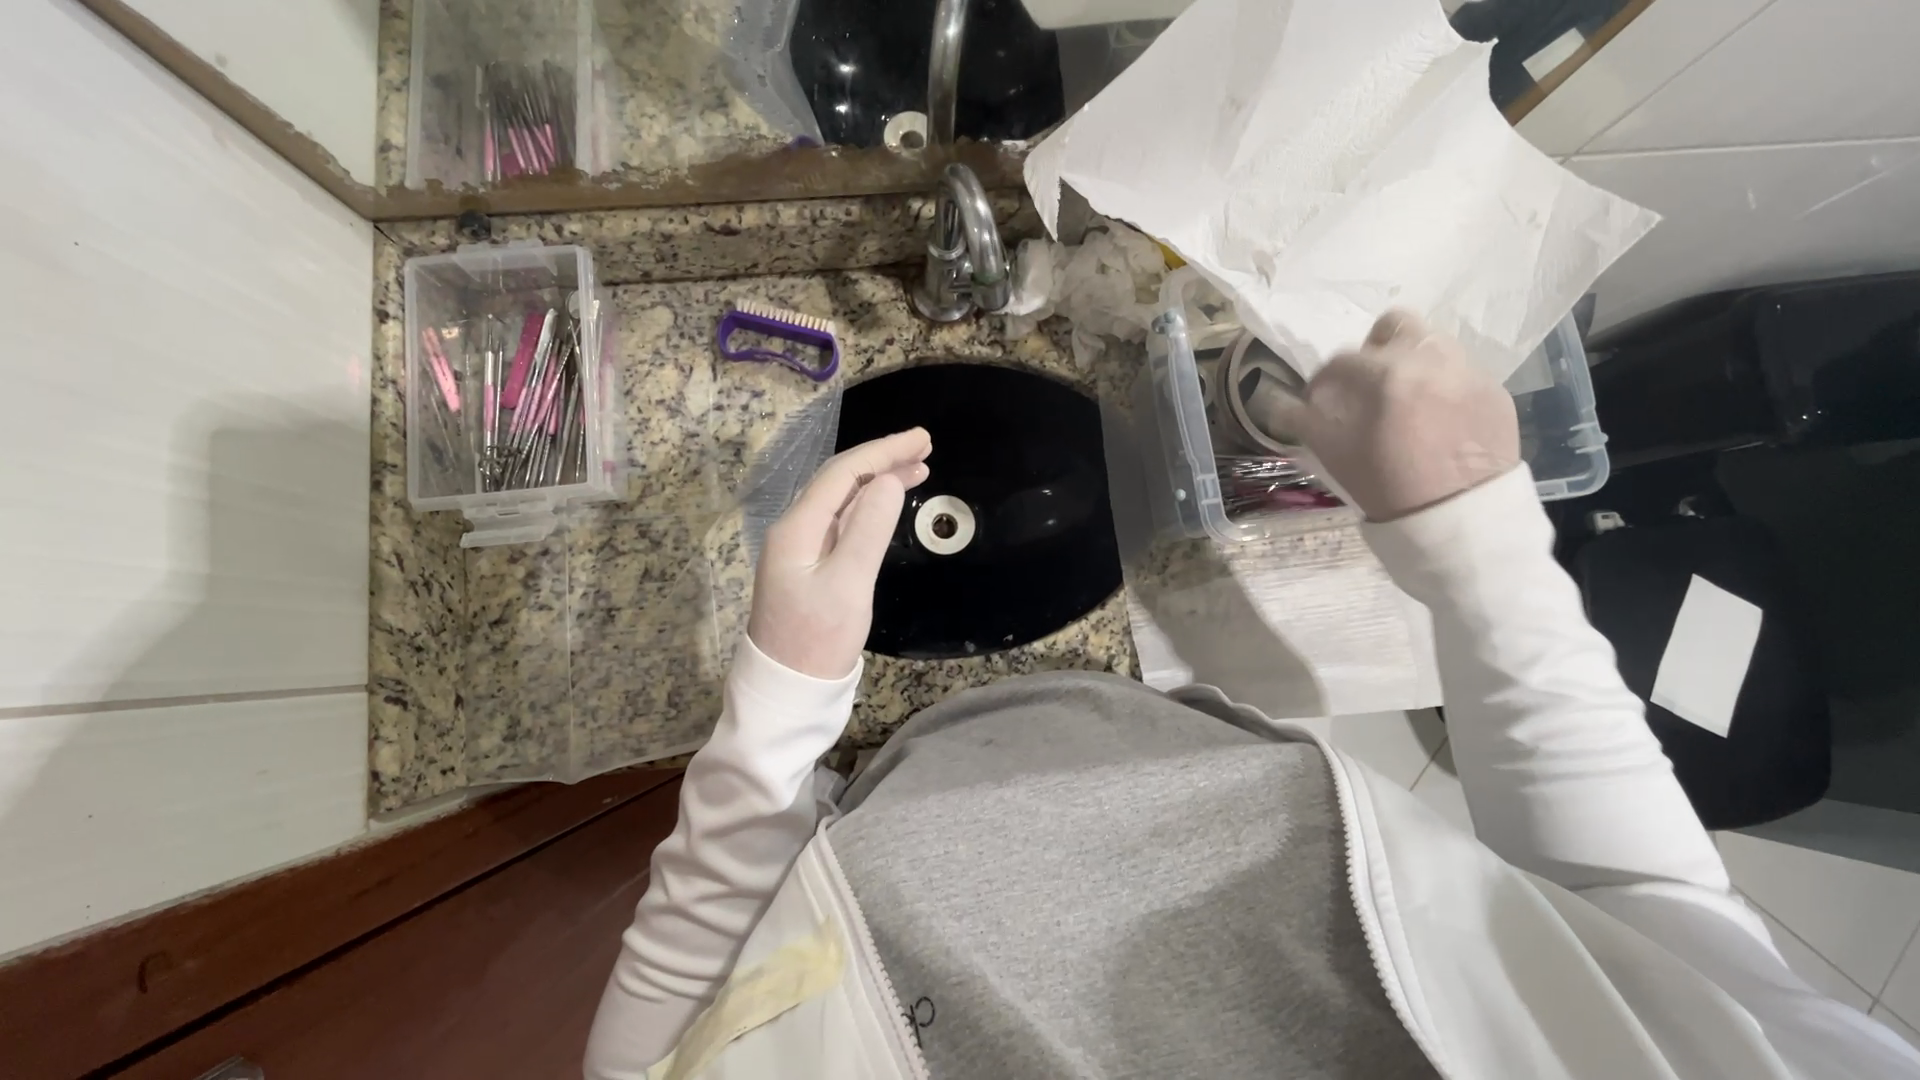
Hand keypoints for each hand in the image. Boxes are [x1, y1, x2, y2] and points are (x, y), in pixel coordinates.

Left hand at [746, 428, 932, 678]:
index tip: (922, 439)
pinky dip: (870, 506)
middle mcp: (795, 530)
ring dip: (878, 481)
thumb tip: (890, 482)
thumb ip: (868, 530)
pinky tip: (888, 503)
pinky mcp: (811, 568)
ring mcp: (801, 549)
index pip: (843, 474)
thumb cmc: (818, 641)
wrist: (787, 690)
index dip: (883, 451)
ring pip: (843, 501)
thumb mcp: (849, 585)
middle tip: (925, 447)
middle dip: (882, 459)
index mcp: (797, 528)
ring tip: (918, 469)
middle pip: (841, 481)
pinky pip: (842, 522)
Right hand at [1249, 311, 1519, 521]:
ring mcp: (1468, 372)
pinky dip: (1440, 386)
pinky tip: (1434, 419)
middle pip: (1395, 325)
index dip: (1322, 381)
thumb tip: (1278, 402)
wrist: (1459, 520)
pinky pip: (1459, 372)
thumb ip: (1302, 419)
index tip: (1318, 401)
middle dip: (1374, 348)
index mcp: (1386, 375)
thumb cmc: (1386, 487)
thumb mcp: (1333, 454)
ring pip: (1431, 344)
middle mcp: (1431, 360)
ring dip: (1409, 362)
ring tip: (1402, 399)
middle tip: (1366, 383)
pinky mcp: (1495, 390)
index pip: (1341, 359)